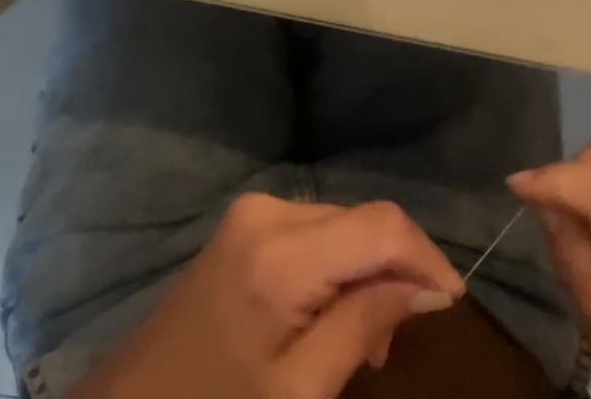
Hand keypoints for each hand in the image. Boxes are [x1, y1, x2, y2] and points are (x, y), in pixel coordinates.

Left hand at [72, 193, 465, 398]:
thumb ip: (364, 325)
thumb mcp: (301, 387)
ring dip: (368, 270)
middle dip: (395, 271)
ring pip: (343, 223)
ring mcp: (251, 211)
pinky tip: (332, 312)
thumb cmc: (223, 398)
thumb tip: (430, 286)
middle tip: (395, 342)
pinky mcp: (245, 222)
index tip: (448, 306)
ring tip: (366, 338)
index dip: (427, 258)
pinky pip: (314, 230)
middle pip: (364, 221)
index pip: (382, 224)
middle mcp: (268, 211)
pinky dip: (338, 265)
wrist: (141, 394)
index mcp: (281, 252)